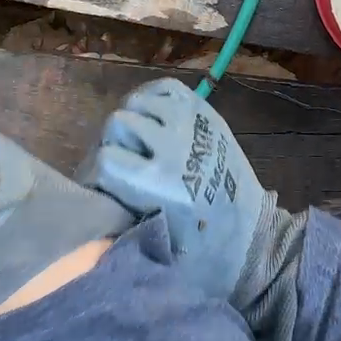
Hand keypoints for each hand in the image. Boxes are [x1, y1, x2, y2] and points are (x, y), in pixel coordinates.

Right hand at [76, 78, 264, 300]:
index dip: (93, 173)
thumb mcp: (154, 246)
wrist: (251, 235)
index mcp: (158, 183)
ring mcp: (191, 121)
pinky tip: (149, 118)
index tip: (95, 187)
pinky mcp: (205, 111)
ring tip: (134, 143)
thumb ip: (119, 219)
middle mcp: (173, 144)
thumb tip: (89, 197)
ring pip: (137, 100)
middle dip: (110, 144)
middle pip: (117, 122)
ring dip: (129, 120)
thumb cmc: (200, 253)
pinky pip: (165, 88)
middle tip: (116, 164)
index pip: (104, 159)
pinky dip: (150, 98)